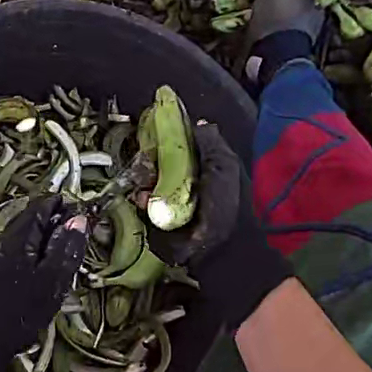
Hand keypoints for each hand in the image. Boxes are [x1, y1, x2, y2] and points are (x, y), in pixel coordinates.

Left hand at [0, 197, 87, 371]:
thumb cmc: (22, 310)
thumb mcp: (53, 280)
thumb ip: (66, 247)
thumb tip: (78, 218)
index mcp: (19, 238)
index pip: (40, 207)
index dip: (60, 203)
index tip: (77, 208)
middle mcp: (1, 242)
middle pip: (27, 220)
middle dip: (50, 219)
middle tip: (71, 228)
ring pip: (18, 238)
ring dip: (38, 237)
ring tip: (56, 249)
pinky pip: (10, 254)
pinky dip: (27, 253)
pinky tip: (33, 269)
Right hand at [150, 123, 292, 328]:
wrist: (220, 250)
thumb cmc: (228, 205)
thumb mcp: (224, 165)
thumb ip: (211, 142)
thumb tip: (198, 122)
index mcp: (202, 167)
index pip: (179, 145)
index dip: (167, 138)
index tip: (155, 131)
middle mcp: (185, 181)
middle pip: (159, 161)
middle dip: (151, 159)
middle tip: (148, 159)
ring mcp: (170, 201)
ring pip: (148, 181)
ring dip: (145, 179)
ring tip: (147, 182)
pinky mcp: (158, 219)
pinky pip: (144, 204)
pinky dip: (143, 200)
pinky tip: (146, 199)